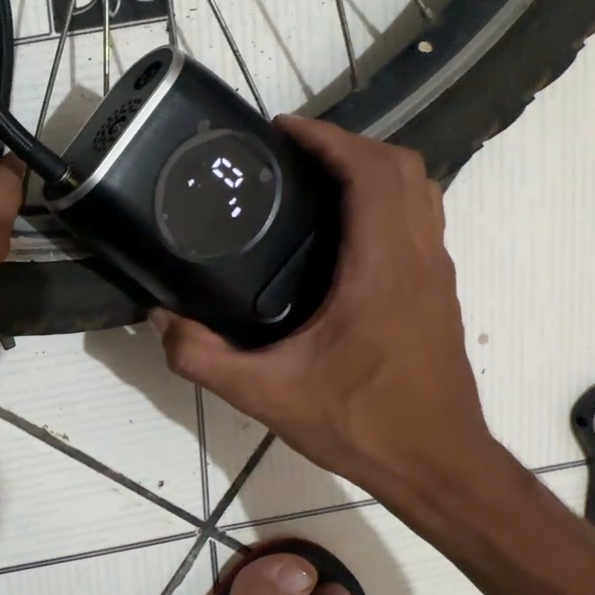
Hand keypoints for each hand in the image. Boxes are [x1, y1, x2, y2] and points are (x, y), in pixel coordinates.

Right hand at [150, 116, 495, 505]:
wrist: (437, 464)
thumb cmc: (359, 422)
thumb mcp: (261, 393)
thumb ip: (200, 355)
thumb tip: (158, 317)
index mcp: (382, 268)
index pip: (372, 174)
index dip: (330, 139)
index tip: (281, 130)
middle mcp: (419, 257)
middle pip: (404, 168)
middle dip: (348, 144)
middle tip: (288, 152)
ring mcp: (435, 273)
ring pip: (419, 190)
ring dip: (370, 169)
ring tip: (309, 179)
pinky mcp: (434, 291)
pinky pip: (416, 219)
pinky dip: (381, 199)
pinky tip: (333, 228)